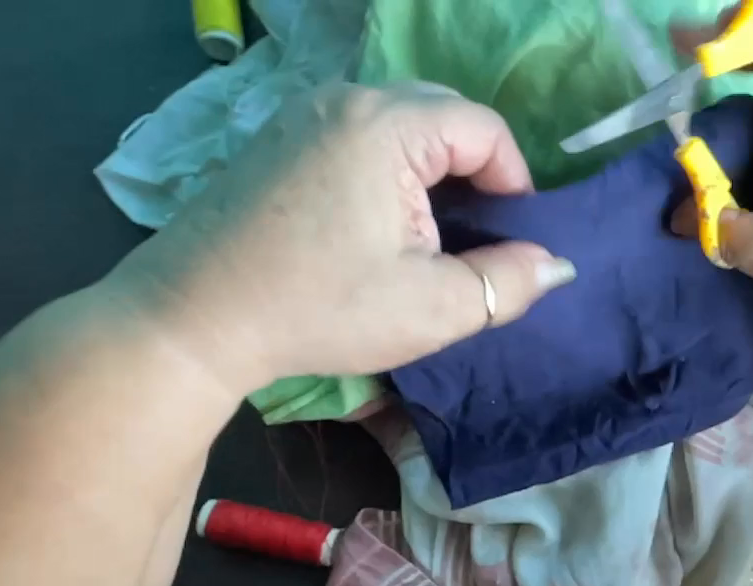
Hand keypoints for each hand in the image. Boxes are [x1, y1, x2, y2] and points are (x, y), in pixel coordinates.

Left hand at [108, 82, 578, 393]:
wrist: (195, 317)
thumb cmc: (324, 309)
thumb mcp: (435, 308)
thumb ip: (509, 282)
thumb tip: (557, 264)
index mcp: (386, 127)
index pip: (484, 128)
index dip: (515, 183)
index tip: (511, 241)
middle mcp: (344, 99)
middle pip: (445, 114)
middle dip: (478, 174)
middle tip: (478, 238)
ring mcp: (304, 113)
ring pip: (403, 124)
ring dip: (436, 174)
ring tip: (435, 236)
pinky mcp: (280, 138)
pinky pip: (363, 135)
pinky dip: (394, 170)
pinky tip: (384, 226)